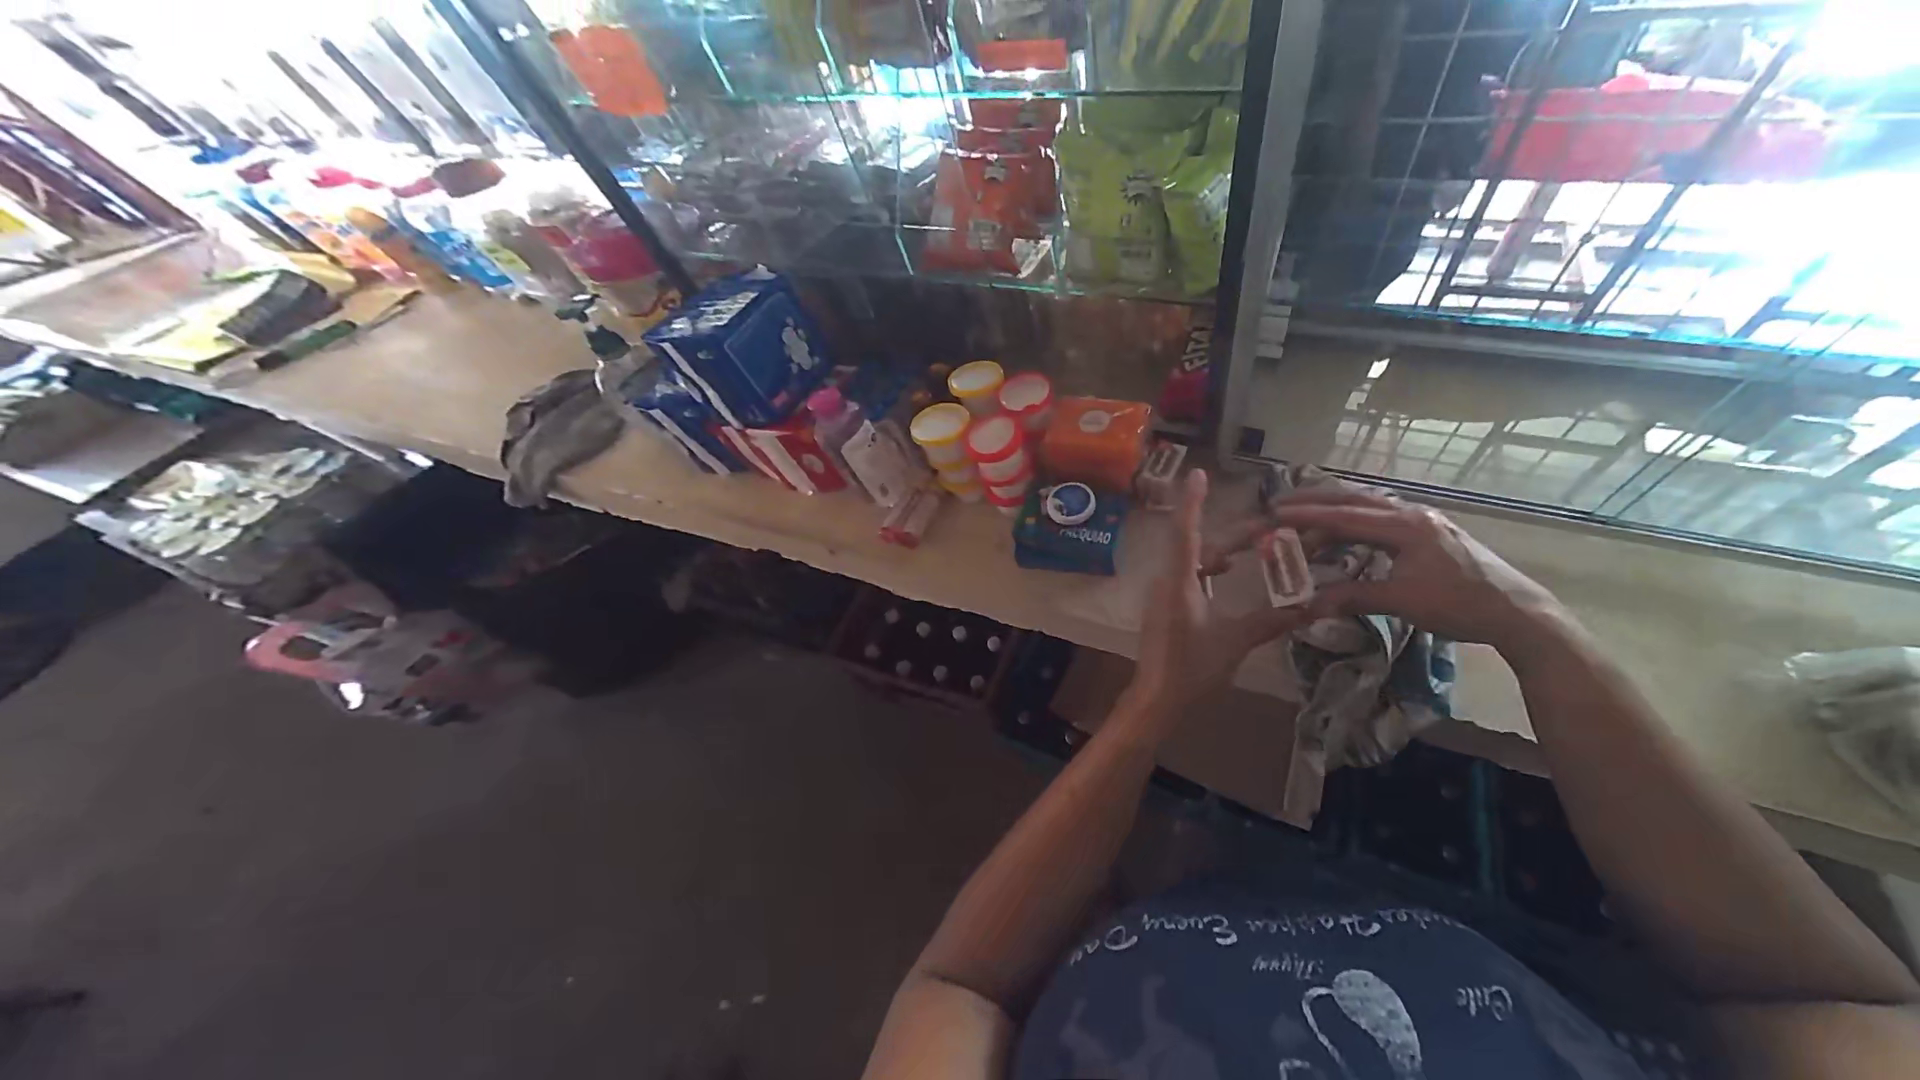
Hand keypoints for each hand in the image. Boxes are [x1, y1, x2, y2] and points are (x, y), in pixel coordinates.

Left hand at [1126, 470, 1307, 721]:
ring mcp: (1162, 595)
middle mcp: (1165, 581)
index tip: (1198, 473)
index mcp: (1177, 582)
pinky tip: (1228, 573)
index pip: (1185, 532)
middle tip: (1268, 524)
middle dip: (1231, 534)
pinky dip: (1209, 570)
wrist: (1156, 699)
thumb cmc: (1191, 669)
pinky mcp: (1165, 608)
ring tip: (1256, 545)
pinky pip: (1188, 577)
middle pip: (1196, 545)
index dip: (1192, 501)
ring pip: (1193, 561)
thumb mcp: (1234, 642)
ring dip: (1221, 552)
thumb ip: (1270, 621)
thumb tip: (1310, 606)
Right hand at [1266, 488, 1564, 649]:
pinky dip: (1353, 521)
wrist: (1517, 612)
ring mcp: (1423, 520)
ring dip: (1334, 509)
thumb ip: (1352, 596)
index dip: (1307, 515)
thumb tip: (1308, 604)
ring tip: (1304, 516)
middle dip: (1315, 501)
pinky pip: (1381, 517)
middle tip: (1281, 504)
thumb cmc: (1459, 604)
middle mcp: (1412, 514)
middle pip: (1354, 499)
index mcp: (1405, 526)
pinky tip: (1343, 531)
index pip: (1345, 516)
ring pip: (1368, 505)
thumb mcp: (1401, 601)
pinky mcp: (1429, 531)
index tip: (1274, 513)